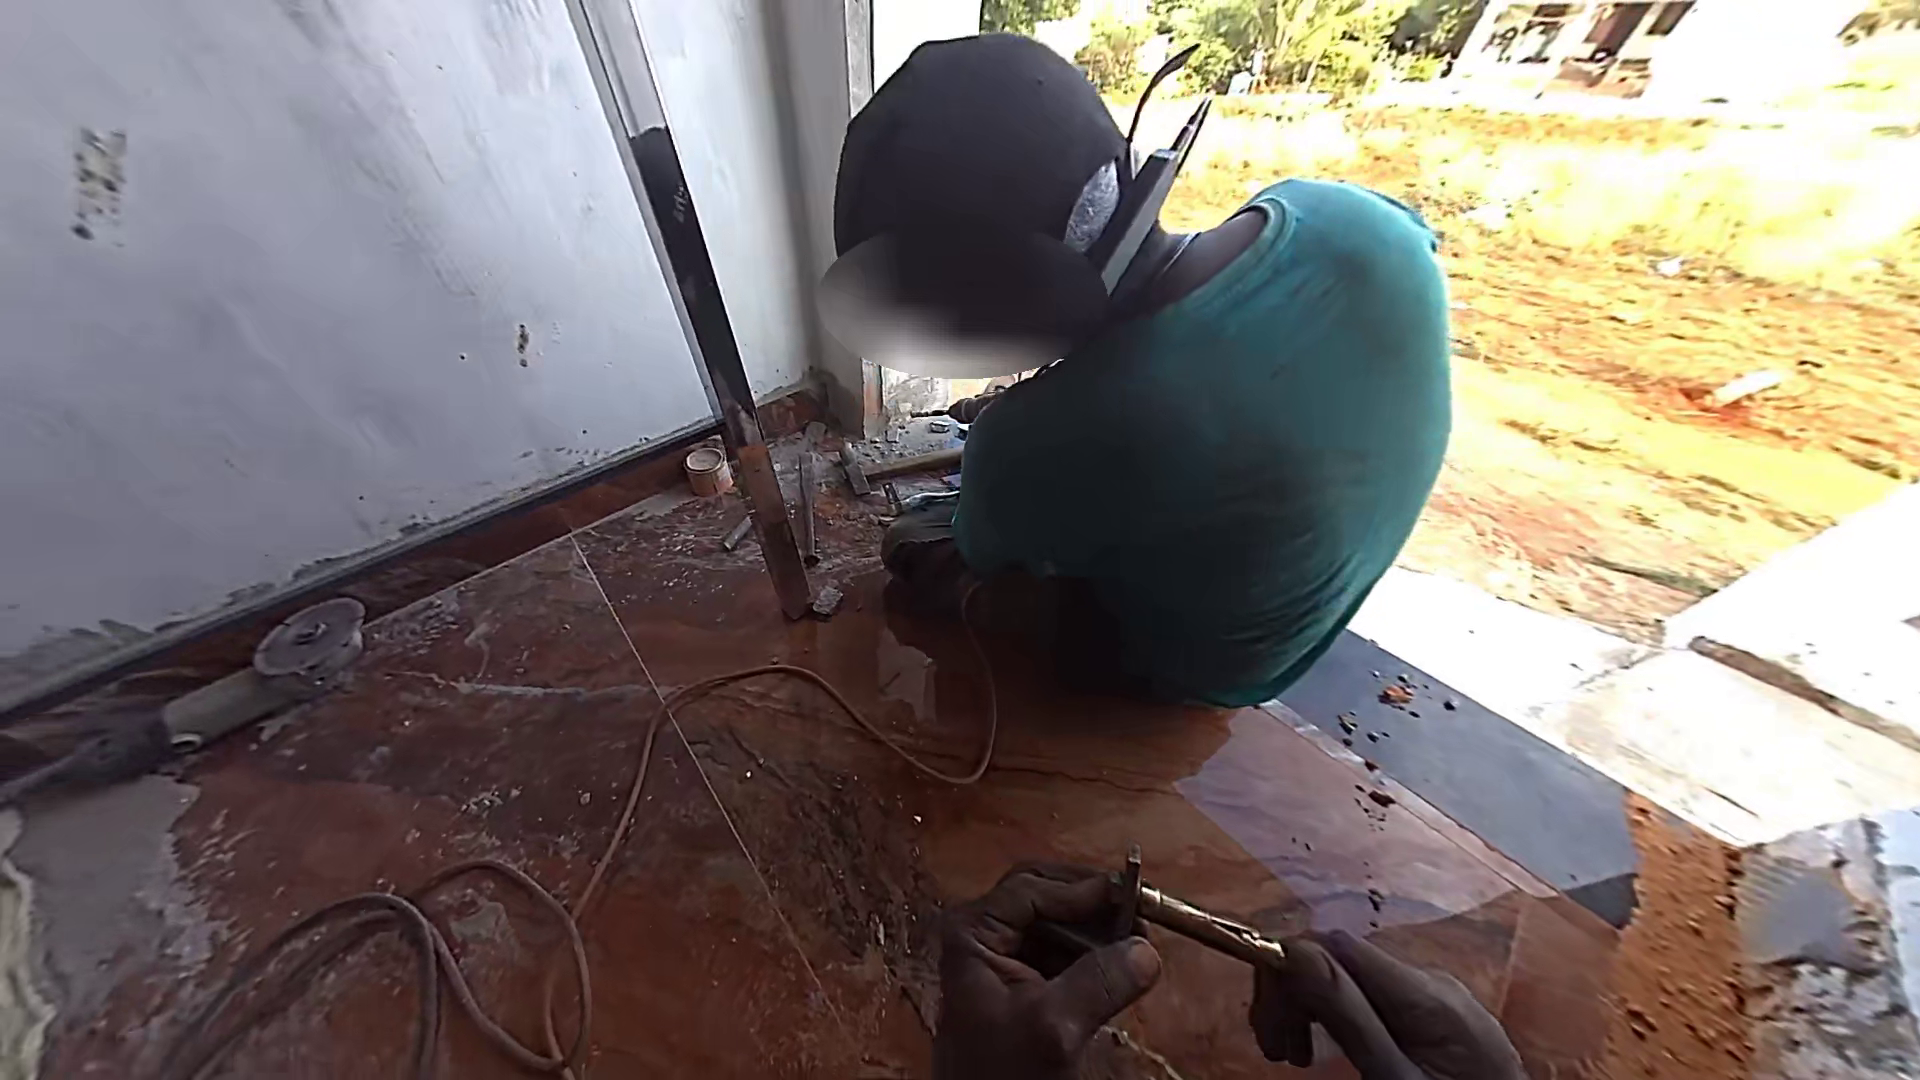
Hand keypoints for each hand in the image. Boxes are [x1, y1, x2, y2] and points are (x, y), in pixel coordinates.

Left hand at [934, 864, 1161, 1079]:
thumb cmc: (1005, 1078)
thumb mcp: (1053, 1030)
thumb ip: (1098, 983)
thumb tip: (1146, 950)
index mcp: (973, 930)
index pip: (1028, 888)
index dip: (1079, 887)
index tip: (1128, 892)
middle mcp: (983, 931)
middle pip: (1042, 894)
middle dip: (1089, 900)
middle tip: (1135, 907)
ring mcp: (1000, 954)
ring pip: (1054, 919)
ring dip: (1094, 925)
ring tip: (1136, 935)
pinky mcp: (1020, 980)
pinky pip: (1058, 949)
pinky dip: (1090, 951)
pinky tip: (1118, 961)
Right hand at [1250, 930, 1524, 1079]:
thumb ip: (1350, 1017)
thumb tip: (1291, 947)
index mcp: (1432, 997)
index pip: (1338, 944)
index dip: (1290, 964)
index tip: (1264, 1016)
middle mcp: (1434, 982)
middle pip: (1339, 958)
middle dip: (1293, 993)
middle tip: (1270, 1047)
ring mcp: (1436, 998)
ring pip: (1348, 976)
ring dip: (1308, 1005)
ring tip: (1288, 1053)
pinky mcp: (1435, 1017)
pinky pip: (1369, 997)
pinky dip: (1336, 1015)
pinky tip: (1321, 1045)